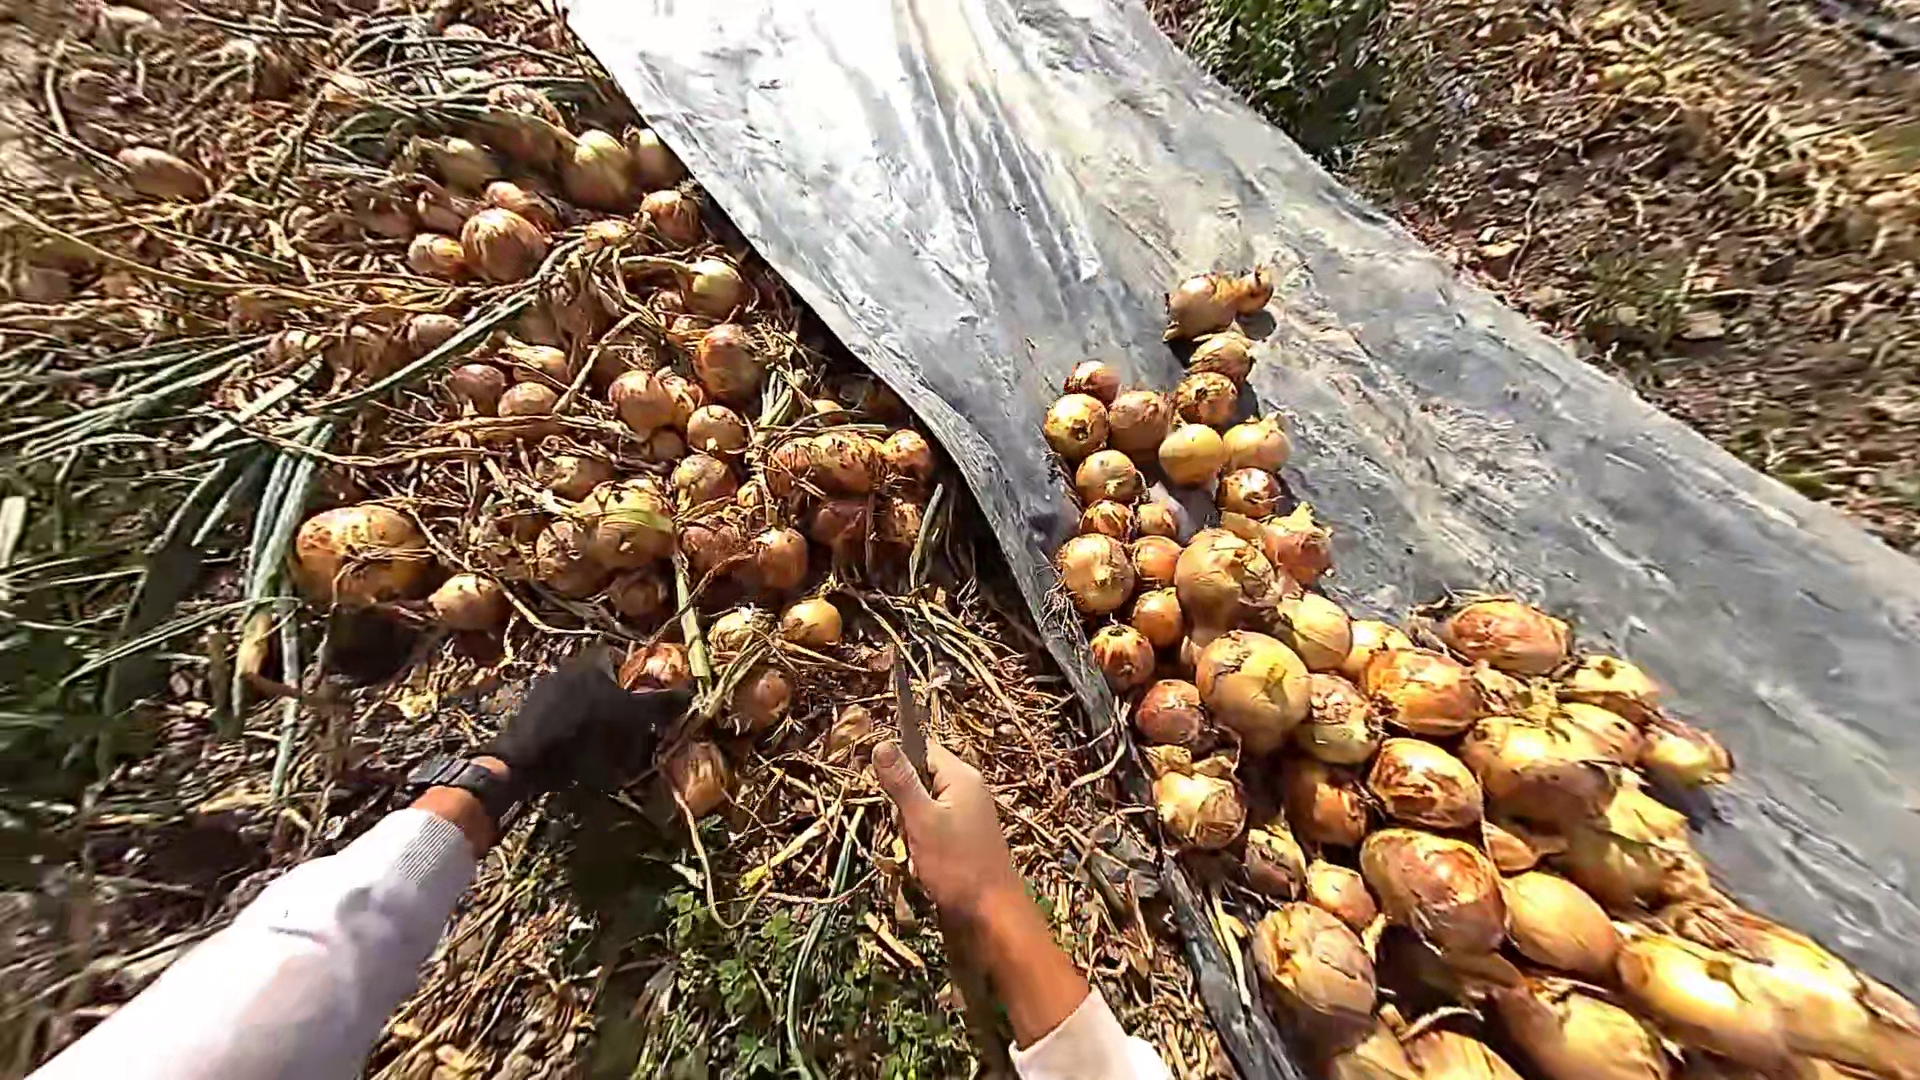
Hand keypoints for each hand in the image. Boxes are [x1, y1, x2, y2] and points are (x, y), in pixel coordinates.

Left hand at [486, 652, 689, 793]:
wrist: (524, 761)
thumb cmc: (586, 730)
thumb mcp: (634, 716)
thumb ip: (662, 703)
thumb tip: (690, 692)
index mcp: (592, 661)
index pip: (619, 656)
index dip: (635, 674)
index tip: (644, 695)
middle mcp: (566, 669)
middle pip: (601, 678)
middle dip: (616, 696)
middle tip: (630, 720)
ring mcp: (543, 692)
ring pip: (581, 698)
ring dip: (595, 714)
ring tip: (607, 740)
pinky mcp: (527, 716)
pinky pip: (562, 716)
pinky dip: (575, 729)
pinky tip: (580, 750)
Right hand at [873, 739, 1023, 923]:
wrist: (992, 916)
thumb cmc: (957, 865)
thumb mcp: (922, 820)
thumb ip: (901, 782)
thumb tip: (881, 742)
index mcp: (961, 775)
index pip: (923, 748)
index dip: (901, 763)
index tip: (887, 788)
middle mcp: (966, 788)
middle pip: (920, 778)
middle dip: (904, 804)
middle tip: (908, 829)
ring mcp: (966, 814)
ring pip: (922, 807)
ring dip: (911, 829)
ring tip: (916, 851)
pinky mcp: (963, 837)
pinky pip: (931, 828)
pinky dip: (921, 844)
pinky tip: (924, 866)